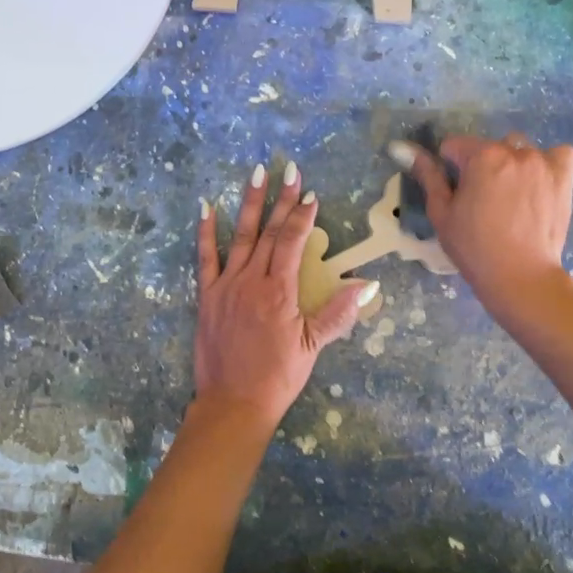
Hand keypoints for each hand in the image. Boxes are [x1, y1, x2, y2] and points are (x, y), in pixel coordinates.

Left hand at [193, 162, 374, 430]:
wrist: (233, 403)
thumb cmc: (277, 378)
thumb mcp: (313, 347)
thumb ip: (338, 313)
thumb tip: (367, 285)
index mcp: (279, 291)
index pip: (292, 242)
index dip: (301, 216)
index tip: (309, 194)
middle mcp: (251, 280)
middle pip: (269, 232)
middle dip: (281, 200)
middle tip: (288, 169)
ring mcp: (226, 285)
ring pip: (240, 236)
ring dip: (249, 203)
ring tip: (256, 174)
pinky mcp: (206, 295)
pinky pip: (205, 257)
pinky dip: (205, 231)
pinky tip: (207, 207)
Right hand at [398, 133, 572, 322]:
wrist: (521, 277)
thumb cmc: (474, 247)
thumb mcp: (441, 212)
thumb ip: (428, 176)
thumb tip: (407, 150)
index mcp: (481, 156)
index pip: (454, 145)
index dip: (448, 166)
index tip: (454, 191)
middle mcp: (514, 151)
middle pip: (487, 146)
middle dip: (480, 164)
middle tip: (481, 198)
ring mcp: (543, 164)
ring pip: (520, 149)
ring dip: (511, 163)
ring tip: (511, 194)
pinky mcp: (563, 179)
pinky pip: (560, 154)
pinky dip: (548, 163)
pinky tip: (539, 181)